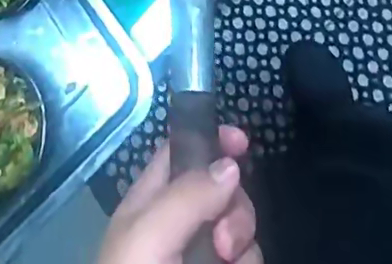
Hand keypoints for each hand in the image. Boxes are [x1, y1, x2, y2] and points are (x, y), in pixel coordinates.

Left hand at [99, 125, 259, 263]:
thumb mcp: (146, 237)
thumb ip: (186, 196)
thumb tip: (230, 163)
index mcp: (150, 201)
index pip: (181, 151)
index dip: (211, 140)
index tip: (241, 143)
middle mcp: (179, 226)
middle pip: (223, 191)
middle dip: (235, 210)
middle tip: (224, 246)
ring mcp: (202, 260)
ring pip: (242, 234)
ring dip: (245, 248)